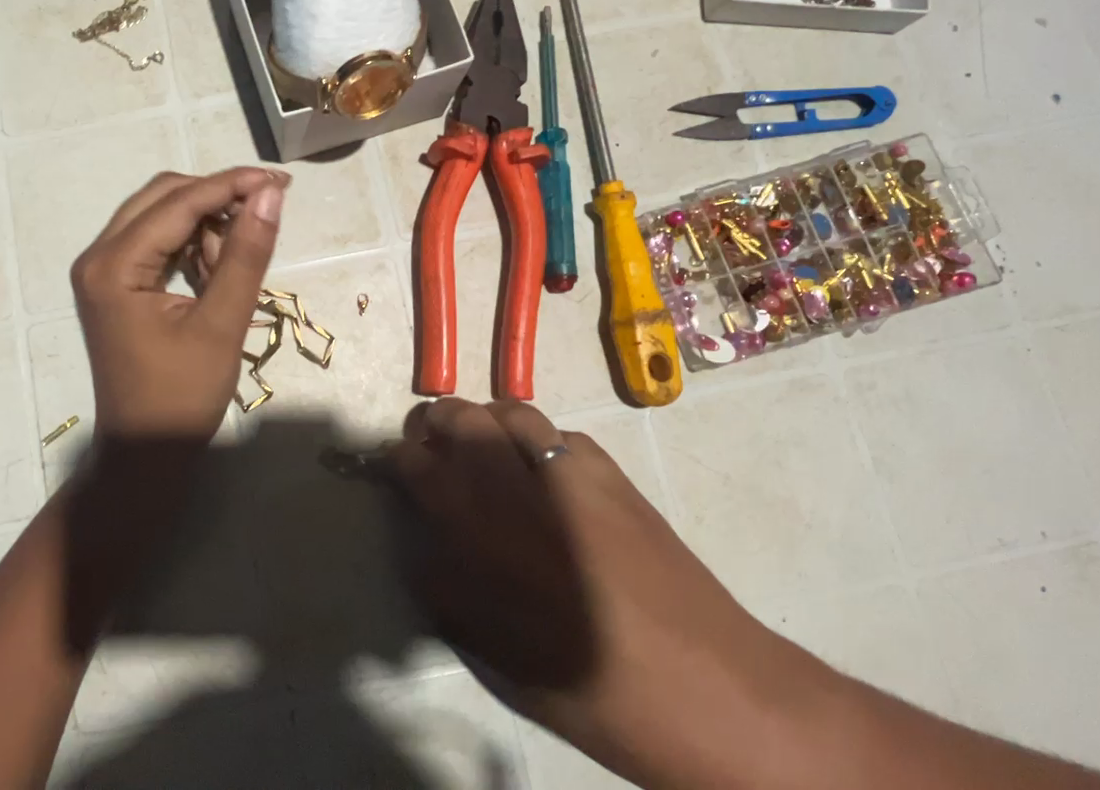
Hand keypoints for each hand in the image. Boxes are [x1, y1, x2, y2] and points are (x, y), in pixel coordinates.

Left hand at [72, 168, 287, 443]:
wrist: (144, 454)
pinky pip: (154, 243)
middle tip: (266, 215)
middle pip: (163, 198)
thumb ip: (245, 255)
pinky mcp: (113, 286)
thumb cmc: (181, 396)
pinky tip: (216, 271)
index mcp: (113, 265)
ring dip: (204, 225)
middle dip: (217, 200)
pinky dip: (189, 246)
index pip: (178, 202)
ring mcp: (101, 271)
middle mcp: (97, 257)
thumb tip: (271, 196)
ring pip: (159, 217)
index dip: (232, 186)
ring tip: (238, 261)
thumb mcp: (221, 324)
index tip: (282, 182)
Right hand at [388, 399, 829, 785]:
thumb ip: (447, 587)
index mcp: (483, 533)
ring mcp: (572, 472)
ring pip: (511, 411)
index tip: (393, 463)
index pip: (419, 465)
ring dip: (483, 418)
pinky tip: (537, 470)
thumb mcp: (494, 650)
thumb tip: (427, 543)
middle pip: (461, 418)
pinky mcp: (614, 475)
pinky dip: (534, 437)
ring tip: (478, 443)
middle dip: (434, 420)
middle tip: (427, 442)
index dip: (400, 457)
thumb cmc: (585, 685)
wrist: (706, 687)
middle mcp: (522, 485)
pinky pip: (559, 434)